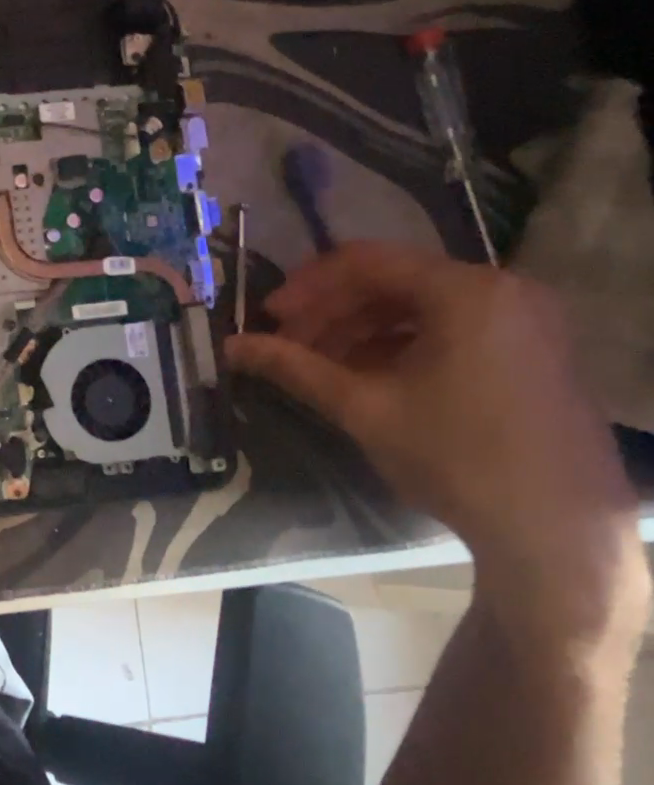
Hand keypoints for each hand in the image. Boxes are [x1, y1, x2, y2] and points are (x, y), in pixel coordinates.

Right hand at [226, 243, 646, 648]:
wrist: (555, 522)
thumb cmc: (453, 454)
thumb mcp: (361, 407)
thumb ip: (293, 367)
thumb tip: (230, 346)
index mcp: (465, 292)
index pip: (365, 262)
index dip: (306, 286)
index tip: (266, 319)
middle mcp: (501, 290)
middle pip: (392, 281)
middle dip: (330, 310)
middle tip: (285, 345)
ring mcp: (522, 320)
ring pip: (417, 305)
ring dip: (358, 328)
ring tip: (317, 366)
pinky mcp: (528, 349)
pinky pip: (448, 327)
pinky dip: (397, 343)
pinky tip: (363, 377)